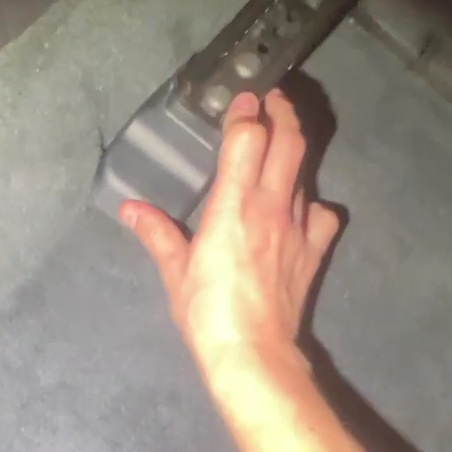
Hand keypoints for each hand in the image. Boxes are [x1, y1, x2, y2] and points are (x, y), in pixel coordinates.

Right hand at [119, 89, 341, 384]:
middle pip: (288, 142)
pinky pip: (321, 214)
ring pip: (305, 172)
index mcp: (233, 206)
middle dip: (282, 112)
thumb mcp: (175, 273)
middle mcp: (271, 208)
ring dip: (295, 149)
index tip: (242, 98)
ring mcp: (297, 228)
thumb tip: (130, 210)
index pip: (247, 140)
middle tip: (273, 99)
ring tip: (283, 140)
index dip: (246, 111)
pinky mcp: (313, 252)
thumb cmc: (207, 314)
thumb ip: (157, 234)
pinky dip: (312, 203)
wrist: (253, 353)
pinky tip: (301, 209)